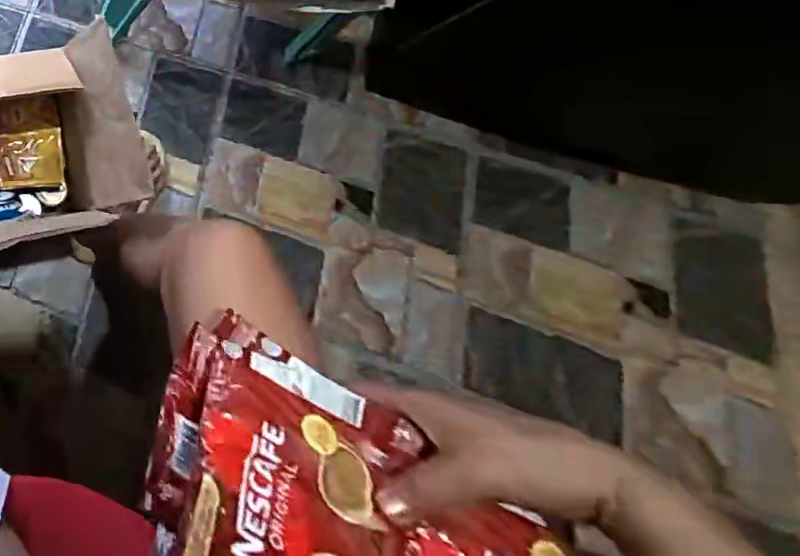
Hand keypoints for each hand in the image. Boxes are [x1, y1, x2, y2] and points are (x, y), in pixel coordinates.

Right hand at [356, 384, 630, 525]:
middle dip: (357, 451)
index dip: (330, 406)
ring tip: (370, 501)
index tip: (309, 433)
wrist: (598, 479)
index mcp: (416, 400)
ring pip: (405, 456)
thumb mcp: (470, 473)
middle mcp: (427, 414)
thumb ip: (421, 487)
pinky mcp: (474, 465)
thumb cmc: (522, 457)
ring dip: (390, 477)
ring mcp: (452, 440)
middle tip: (333, 478)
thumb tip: (374, 504)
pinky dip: (420, 491)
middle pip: (378, 429)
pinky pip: (432, 476)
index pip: (356, 393)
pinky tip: (417, 514)